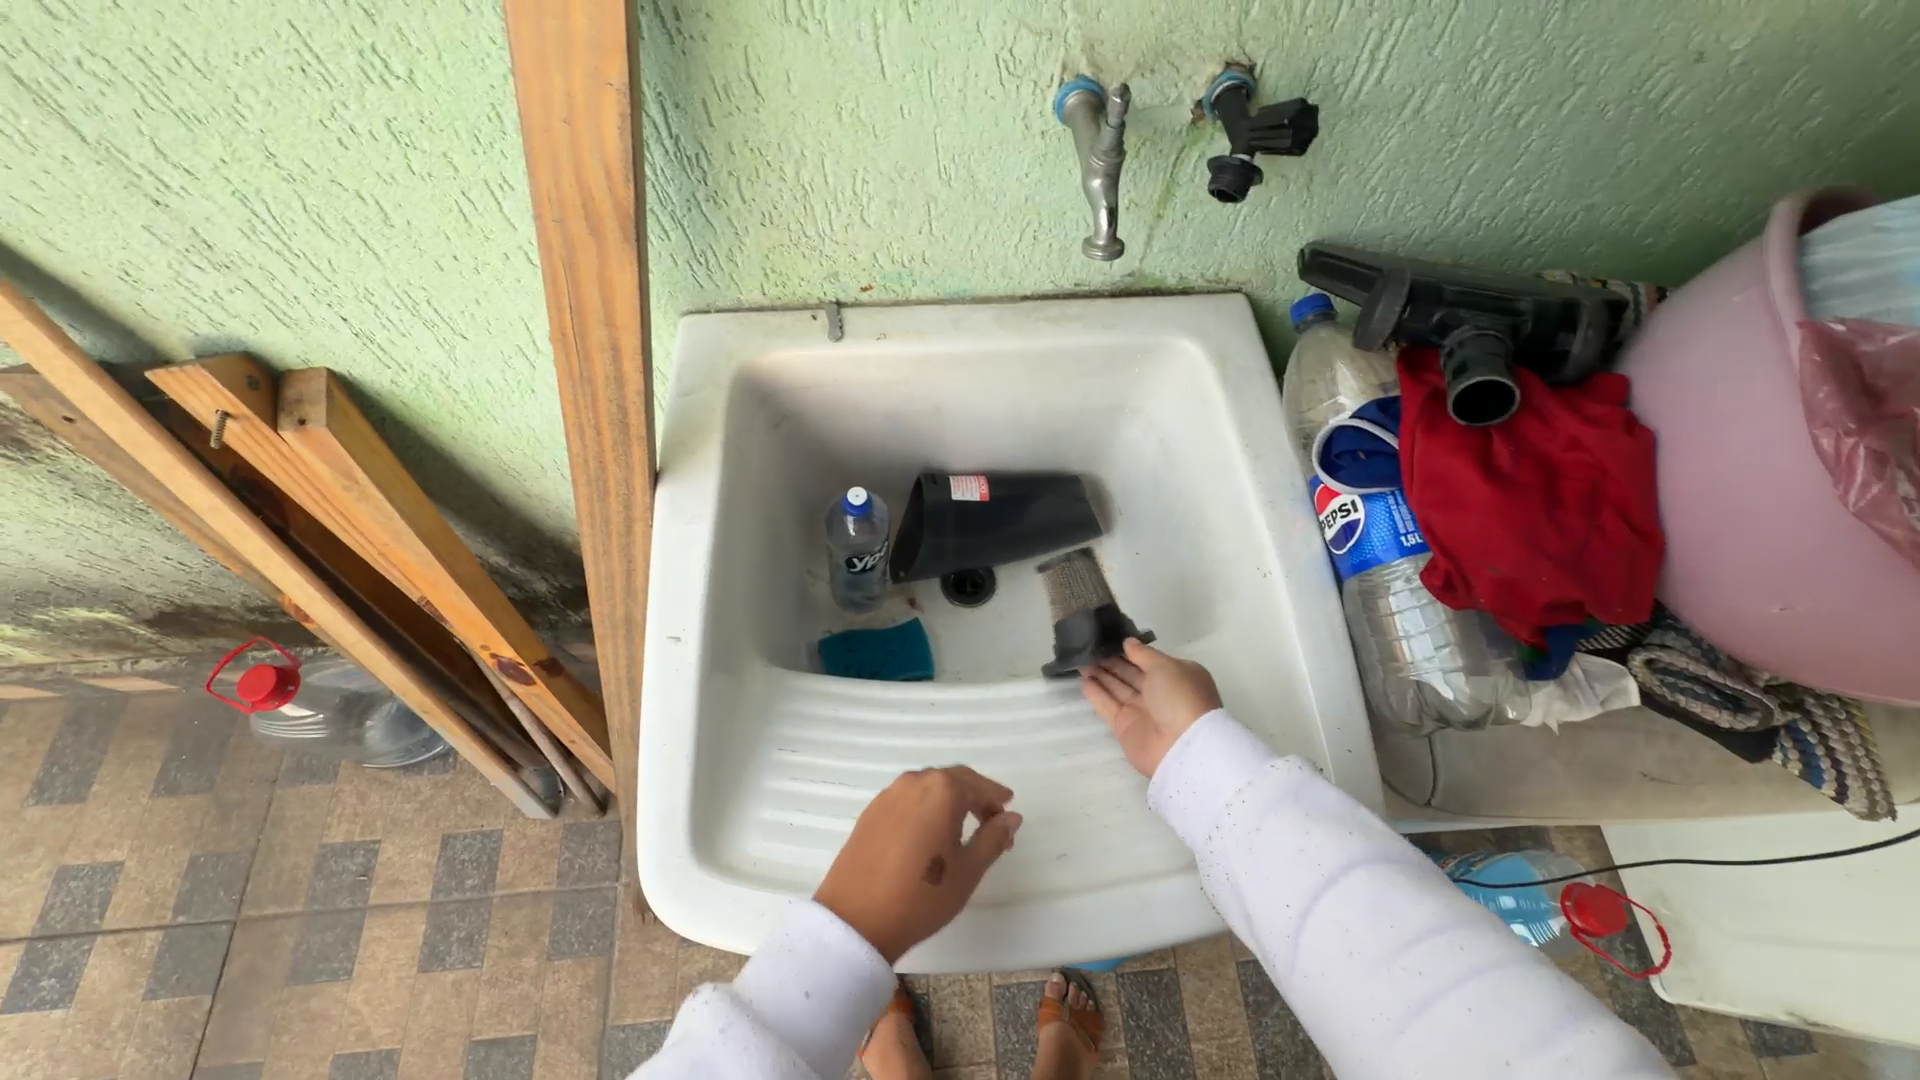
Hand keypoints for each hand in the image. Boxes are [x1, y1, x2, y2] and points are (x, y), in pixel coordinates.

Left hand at [814, 766, 1022, 962]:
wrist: (857, 919)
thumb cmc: (922, 895)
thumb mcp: (968, 870)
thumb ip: (993, 838)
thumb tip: (1012, 817)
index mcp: (942, 790)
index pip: (979, 786)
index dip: (997, 802)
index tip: (1009, 819)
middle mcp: (915, 782)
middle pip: (954, 780)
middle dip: (976, 797)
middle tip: (992, 823)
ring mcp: (889, 795)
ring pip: (929, 787)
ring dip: (950, 801)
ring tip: (962, 830)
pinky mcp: (871, 811)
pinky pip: (908, 799)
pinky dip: (926, 808)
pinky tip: (930, 833)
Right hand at [1081, 638, 1222, 777]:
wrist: (1182, 746)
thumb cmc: (1180, 697)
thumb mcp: (1166, 666)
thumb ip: (1144, 654)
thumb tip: (1128, 642)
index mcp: (1175, 677)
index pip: (1149, 660)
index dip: (1130, 651)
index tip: (1109, 638)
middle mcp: (1159, 694)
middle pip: (1130, 674)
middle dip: (1111, 661)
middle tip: (1090, 647)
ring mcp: (1141, 711)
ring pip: (1117, 688)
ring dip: (1100, 674)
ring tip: (1081, 660)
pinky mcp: (1125, 727)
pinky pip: (1108, 706)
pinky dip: (1096, 694)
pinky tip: (1083, 680)